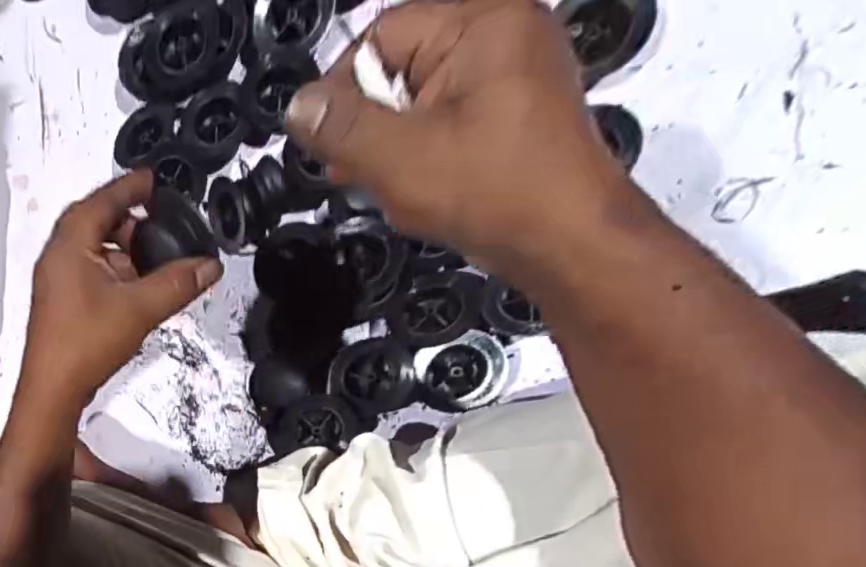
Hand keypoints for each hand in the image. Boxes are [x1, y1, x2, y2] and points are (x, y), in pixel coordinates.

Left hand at [19, 170, 221, 411]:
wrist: (53, 390)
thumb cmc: (83, 345)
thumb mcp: (140, 308)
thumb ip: (177, 284)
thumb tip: (208, 267)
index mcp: (70, 244)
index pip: (103, 199)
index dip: (131, 187)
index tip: (151, 181)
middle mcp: (57, 258)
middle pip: (96, 223)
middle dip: (129, 222)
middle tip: (157, 226)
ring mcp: (56, 283)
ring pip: (93, 252)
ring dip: (123, 252)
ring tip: (151, 263)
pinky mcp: (61, 306)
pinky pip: (89, 275)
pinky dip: (113, 274)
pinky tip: (134, 292)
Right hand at [285, 0, 647, 278]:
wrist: (564, 241)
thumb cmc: (505, 195)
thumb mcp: (402, 160)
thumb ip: (343, 129)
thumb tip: (301, 106)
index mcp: (482, 26)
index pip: (380, 35)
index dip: (342, 89)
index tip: (327, 137)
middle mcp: (501, 40)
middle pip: (398, 70)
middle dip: (371, 127)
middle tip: (362, 169)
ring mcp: (509, 80)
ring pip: (417, 105)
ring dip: (393, 149)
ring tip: (398, 185)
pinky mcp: (507, 118)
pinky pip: (442, 126)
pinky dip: (420, 158)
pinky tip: (421, 189)